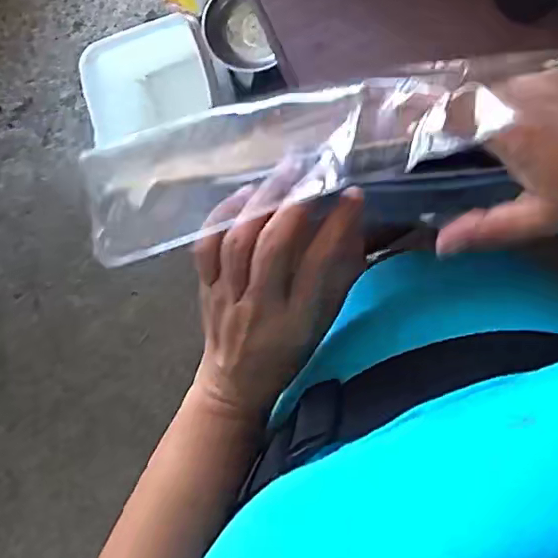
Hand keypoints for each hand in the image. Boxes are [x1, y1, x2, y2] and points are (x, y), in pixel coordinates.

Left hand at [191, 173, 365, 422]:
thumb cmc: (289, 350)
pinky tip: (245, 194)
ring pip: (238, 241)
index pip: (318, 265)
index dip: (336, 226)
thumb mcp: (323, 321)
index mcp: (296, 321)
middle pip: (272, 247)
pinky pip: (206, 246)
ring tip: (282, 174)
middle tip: (312, 172)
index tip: (353, 194)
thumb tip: (352, 219)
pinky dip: (223, 214)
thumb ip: (340, 274)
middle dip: (293, 203)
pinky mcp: (204, 288)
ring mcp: (226, 297)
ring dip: (261, 201)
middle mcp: (259, 307)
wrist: (233, 385)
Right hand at [436, 69, 557, 254]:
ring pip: (494, 87)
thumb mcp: (542, 218)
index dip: (418, 114)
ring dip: (485, 107)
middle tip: (451, 142)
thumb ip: (486, 228)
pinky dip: (512, 97)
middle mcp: (518, 93)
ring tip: (495, 136)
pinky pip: (521, 81)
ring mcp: (542, 77)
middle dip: (453, 115)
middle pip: (467, 97)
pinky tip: (531, 122)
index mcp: (507, 129)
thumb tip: (439, 246)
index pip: (446, 112)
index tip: (399, 121)